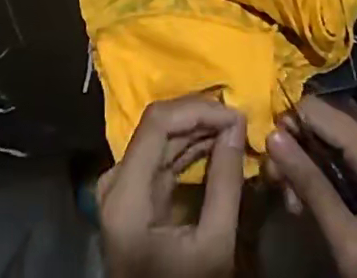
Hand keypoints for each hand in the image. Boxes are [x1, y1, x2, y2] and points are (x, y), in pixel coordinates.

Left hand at [98, 96, 246, 277]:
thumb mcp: (214, 246)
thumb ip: (225, 182)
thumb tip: (237, 125)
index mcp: (125, 194)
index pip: (157, 122)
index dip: (197, 109)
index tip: (235, 115)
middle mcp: (115, 180)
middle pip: (158, 126)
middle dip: (202, 116)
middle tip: (241, 120)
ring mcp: (121, 186)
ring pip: (162, 136)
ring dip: (200, 128)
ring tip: (235, 129)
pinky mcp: (133, 193)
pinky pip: (163, 155)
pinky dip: (192, 146)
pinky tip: (219, 143)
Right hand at [265, 97, 356, 277]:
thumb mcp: (346, 239)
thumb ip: (310, 184)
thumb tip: (272, 136)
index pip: (314, 107)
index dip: (286, 126)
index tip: (271, 162)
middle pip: (324, 118)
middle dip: (296, 145)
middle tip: (281, 187)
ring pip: (334, 135)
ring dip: (309, 160)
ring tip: (296, 203)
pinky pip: (349, 150)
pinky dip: (327, 167)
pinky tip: (316, 201)